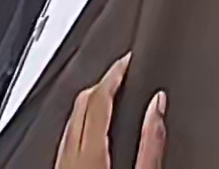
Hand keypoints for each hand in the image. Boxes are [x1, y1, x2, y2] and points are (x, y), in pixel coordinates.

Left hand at [57, 54, 165, 168]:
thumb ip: (151, 143)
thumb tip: (158, 103)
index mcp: (90, 154)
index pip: (99, 96)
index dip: (115, 72)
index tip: (128, 59)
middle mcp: (69, 157)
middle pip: (81, 104)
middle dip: (102, 83)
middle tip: (122, 72)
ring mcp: (60, 166)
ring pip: (70, 121)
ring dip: (90, 103)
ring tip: (111, 95)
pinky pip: (66, 139)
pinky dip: (81, 124)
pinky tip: (94, 130)